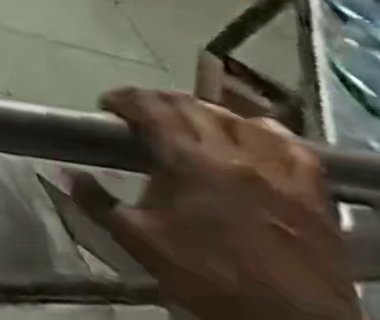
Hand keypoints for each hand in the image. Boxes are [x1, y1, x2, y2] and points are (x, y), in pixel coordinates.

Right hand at [71, 88, 358, 319]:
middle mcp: (233, 153)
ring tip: (194, 123)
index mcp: (188, 159)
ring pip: (238, 118)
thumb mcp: (141, 243)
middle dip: (160, 101)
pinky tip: (254, 140)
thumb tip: (67, 174)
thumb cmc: (210, 280)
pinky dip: (265, 134)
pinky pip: (291, 145)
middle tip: (142, 113)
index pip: (150, 106)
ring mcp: (278, 171)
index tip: (109, 106)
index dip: (125, 98)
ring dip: (209, 113)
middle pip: (192, 105)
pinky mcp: (312, 193)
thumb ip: (99, 204)